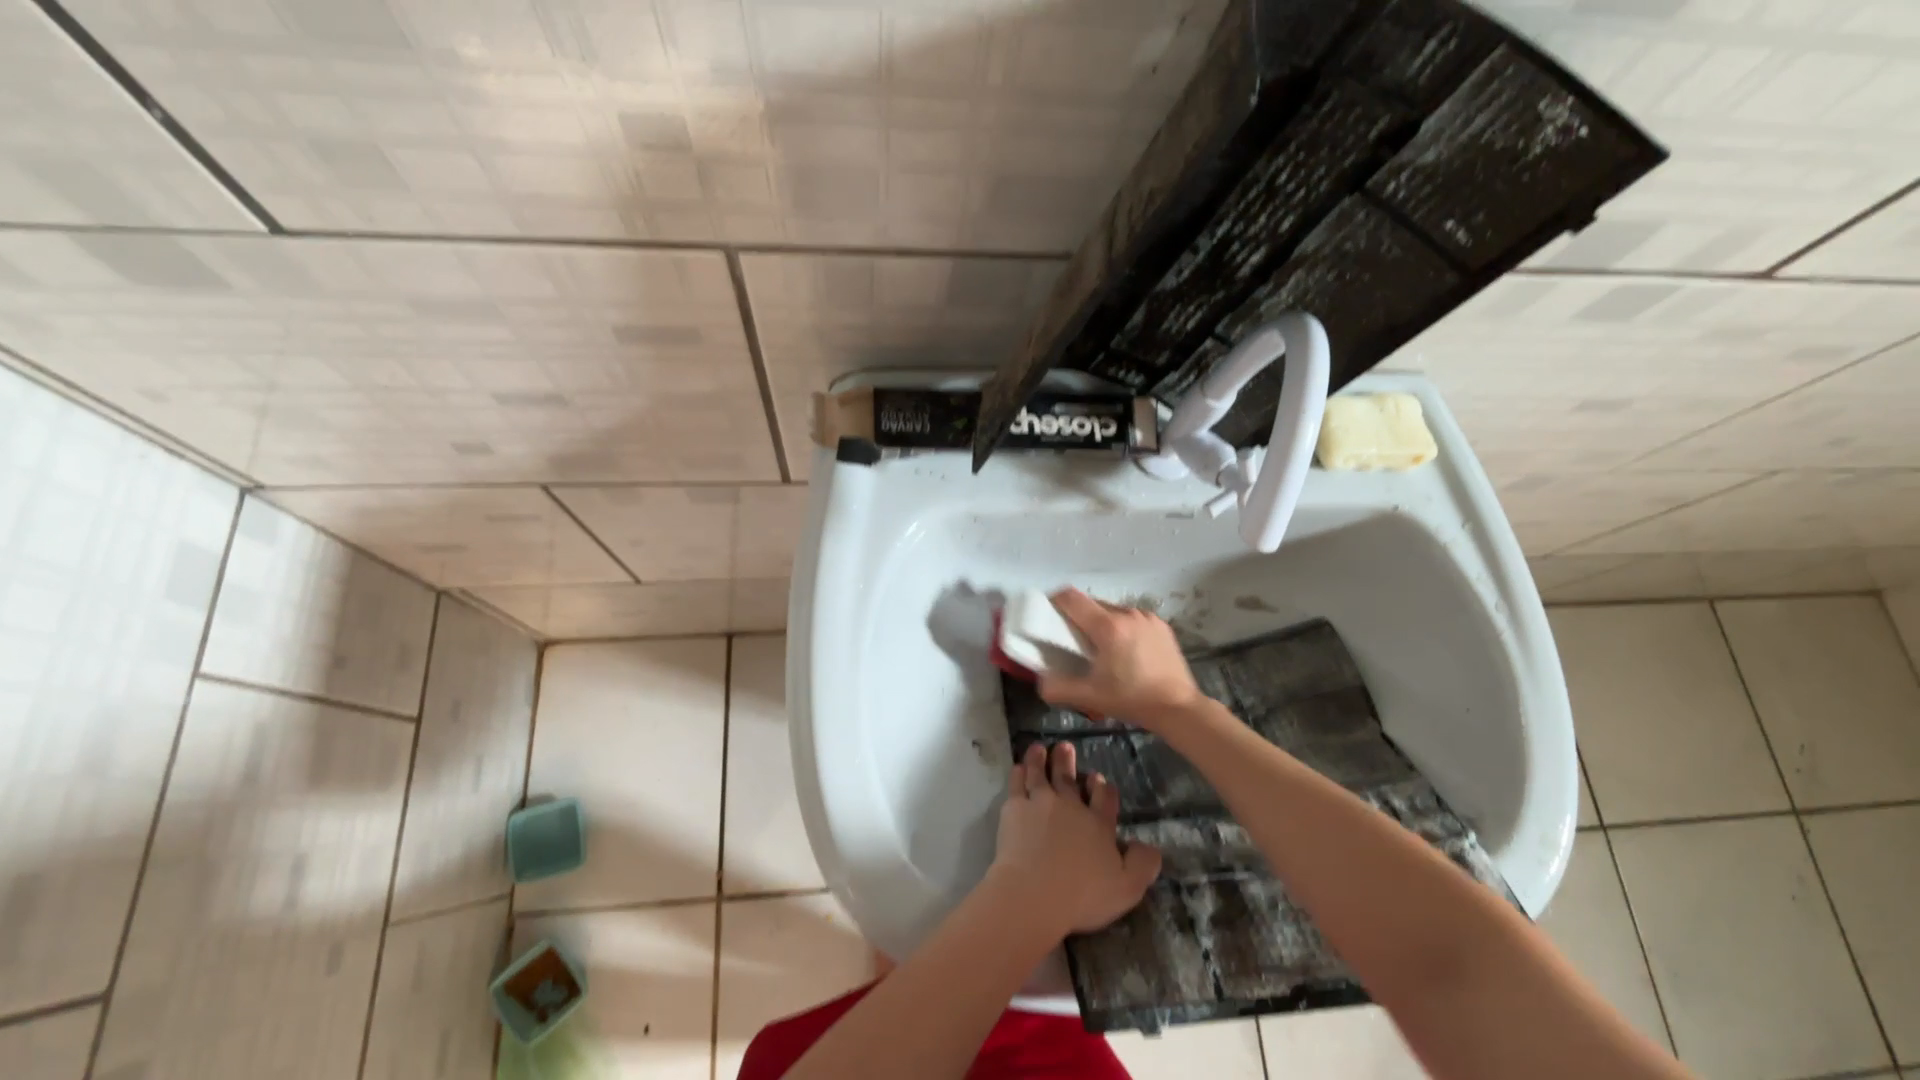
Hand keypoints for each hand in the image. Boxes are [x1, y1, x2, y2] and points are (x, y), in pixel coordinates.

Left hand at [991, 742, 1161, 935]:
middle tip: (1064, 747)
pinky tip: (1018, 768)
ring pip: (1040, 774)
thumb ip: (1143, 864)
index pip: (1105, 798)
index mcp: (1099, 824)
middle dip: (1068, 761)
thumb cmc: (1082, 895)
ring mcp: (1040, 804)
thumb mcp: (1127, 887)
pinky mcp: (1015, 809)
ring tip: (1039, 748)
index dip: (1102, 787)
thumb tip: (1150, 847)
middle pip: (1069, 779)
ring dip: (1040, 760)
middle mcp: (1070, 807)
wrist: (1033, 893)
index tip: (1097, 778)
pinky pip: (1017, 784)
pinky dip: (1018, 773)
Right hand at [1038, 588, 1205, 729]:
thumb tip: (1040, 680)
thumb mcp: (1089, 697)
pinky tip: (1126, 653)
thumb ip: (1057, 687)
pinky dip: (1122, 629)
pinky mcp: (1162, 626)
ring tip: (1102, 651)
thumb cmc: (1132, 699)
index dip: (1054, 603)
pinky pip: (1132, 619)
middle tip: (1074, 644)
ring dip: (1101, 624)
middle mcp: (1128, 613)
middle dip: (1078, 619)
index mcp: (1108, 626)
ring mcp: (1148, 618)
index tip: (1049, 619)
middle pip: (1092, 604)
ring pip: (1113, 611)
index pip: (1071, 598)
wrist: (1178, 708)